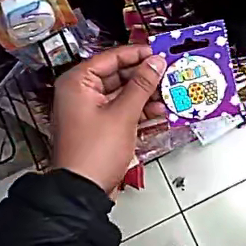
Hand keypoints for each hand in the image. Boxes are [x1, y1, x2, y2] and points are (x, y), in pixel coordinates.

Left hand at [50, 45, 167, 191]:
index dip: (138, 54)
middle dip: (145, 77)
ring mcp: (89, 111)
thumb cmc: (91, 155)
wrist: (82, 191)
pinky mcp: (99, 127)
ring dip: (145, 95)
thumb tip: (155, 63)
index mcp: (77, 83)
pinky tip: (157, 112)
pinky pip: (121, 110)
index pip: (111, 57)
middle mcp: (80, 94)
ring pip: (122, 93)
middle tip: (168, 74)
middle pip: (118, 75)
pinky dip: (139, 110)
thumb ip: (142, 85)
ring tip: (167, 94)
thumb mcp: (123, 113)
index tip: (159, 54)